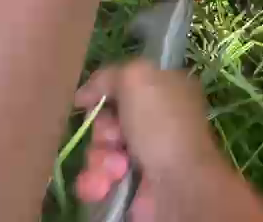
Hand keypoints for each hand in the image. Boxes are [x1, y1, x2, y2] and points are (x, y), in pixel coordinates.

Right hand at [75, 60, 262, 221]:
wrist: (178, 184)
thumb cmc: (162, 122)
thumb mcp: (136, 77)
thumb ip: (108, 76)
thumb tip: (84, 94)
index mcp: (166, 87)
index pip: (125, 84)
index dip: (106, 92)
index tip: (93, 100)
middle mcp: (155, 119)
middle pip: (108, 118)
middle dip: (103, 130)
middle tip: (115, 137)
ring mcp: (143, 153)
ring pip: (100, 149)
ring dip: (99, 158)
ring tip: (117, 167)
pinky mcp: (130, 184)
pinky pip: (98, 179)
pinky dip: (95, 182)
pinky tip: (105, 186)